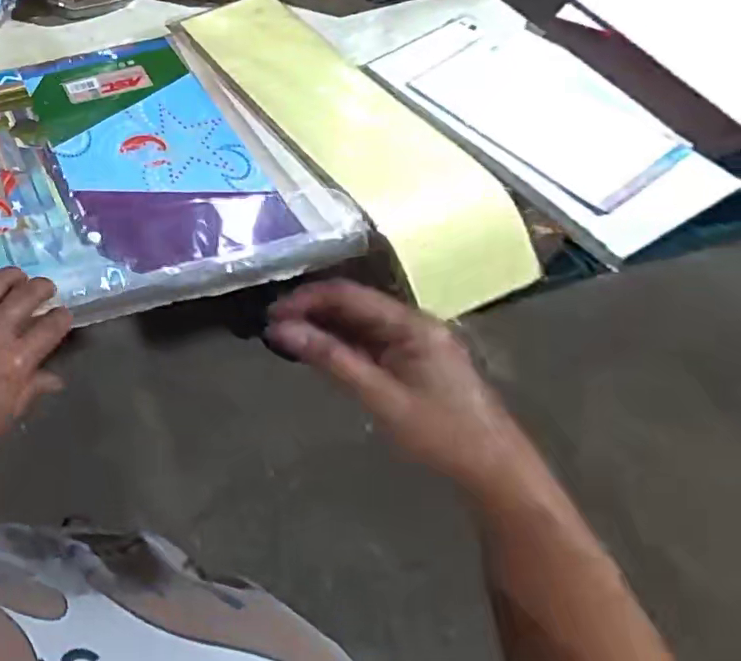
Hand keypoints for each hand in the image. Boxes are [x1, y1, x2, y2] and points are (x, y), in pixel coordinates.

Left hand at [0, 268, 73, 489]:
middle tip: (45, 287)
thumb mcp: (5, 416)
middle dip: (41, 288)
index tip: (63, 314)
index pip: (50, 328)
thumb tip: (54, 377)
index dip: (61, 318)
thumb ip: (30, 389)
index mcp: (17, 361)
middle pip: (26, 296)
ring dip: (11, 275)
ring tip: (17, 275)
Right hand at [267, 280, 544, 499]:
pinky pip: (362, 337)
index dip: (303, 299)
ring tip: (284, 337)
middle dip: (306, 310)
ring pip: (352, 319)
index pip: (346, 294)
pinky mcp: (409, 358)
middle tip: (271, 326)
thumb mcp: (379, 396)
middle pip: (349, 302)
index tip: (270, 315)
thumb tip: (277, 328)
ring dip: (317, 324)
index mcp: (413, 325)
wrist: (499, 477)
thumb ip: (328, 357)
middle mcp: (413, 324)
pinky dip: (333, 340)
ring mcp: (413, 341)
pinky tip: (312, 350)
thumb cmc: (442, 434)